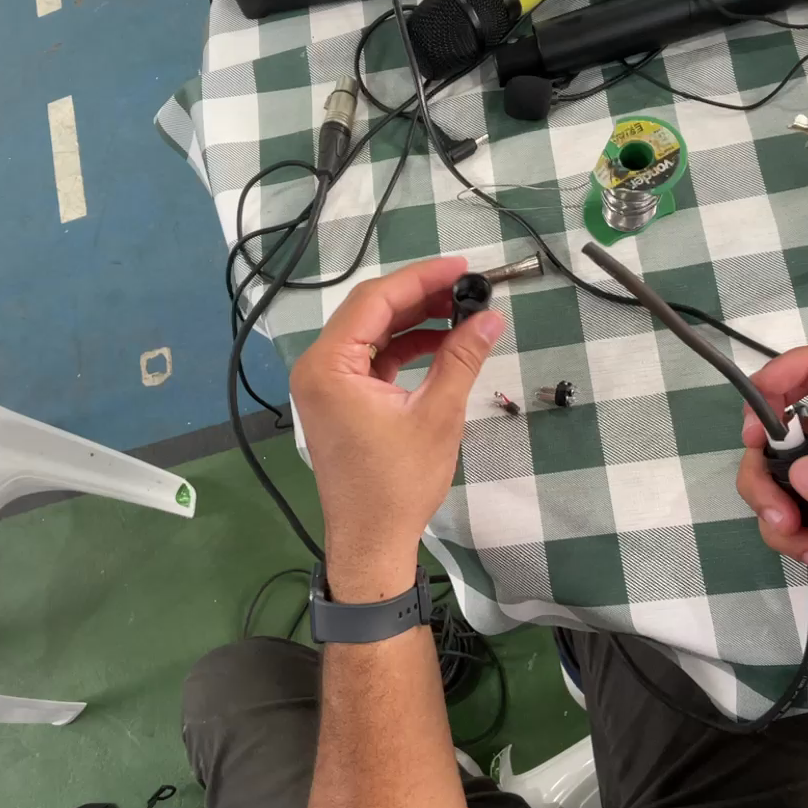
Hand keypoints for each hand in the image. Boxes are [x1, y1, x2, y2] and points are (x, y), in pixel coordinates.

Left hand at [290, 256, 504, 602]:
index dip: (421, 278)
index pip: (375, 301)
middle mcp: (317, 368)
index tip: (463, 267)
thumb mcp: (437, 416)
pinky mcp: (339, 401)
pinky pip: (371, 360)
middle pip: (370, 313)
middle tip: (468, 288)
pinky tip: (440, 345)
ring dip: (414, 323)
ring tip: (461, 314)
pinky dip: (404, 350)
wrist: (371, 540)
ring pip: (372, 335)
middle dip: (420, 297)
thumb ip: (461, 359)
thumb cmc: (399, 483)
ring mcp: (325, 385)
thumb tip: (490, 318)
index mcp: (329, 366)